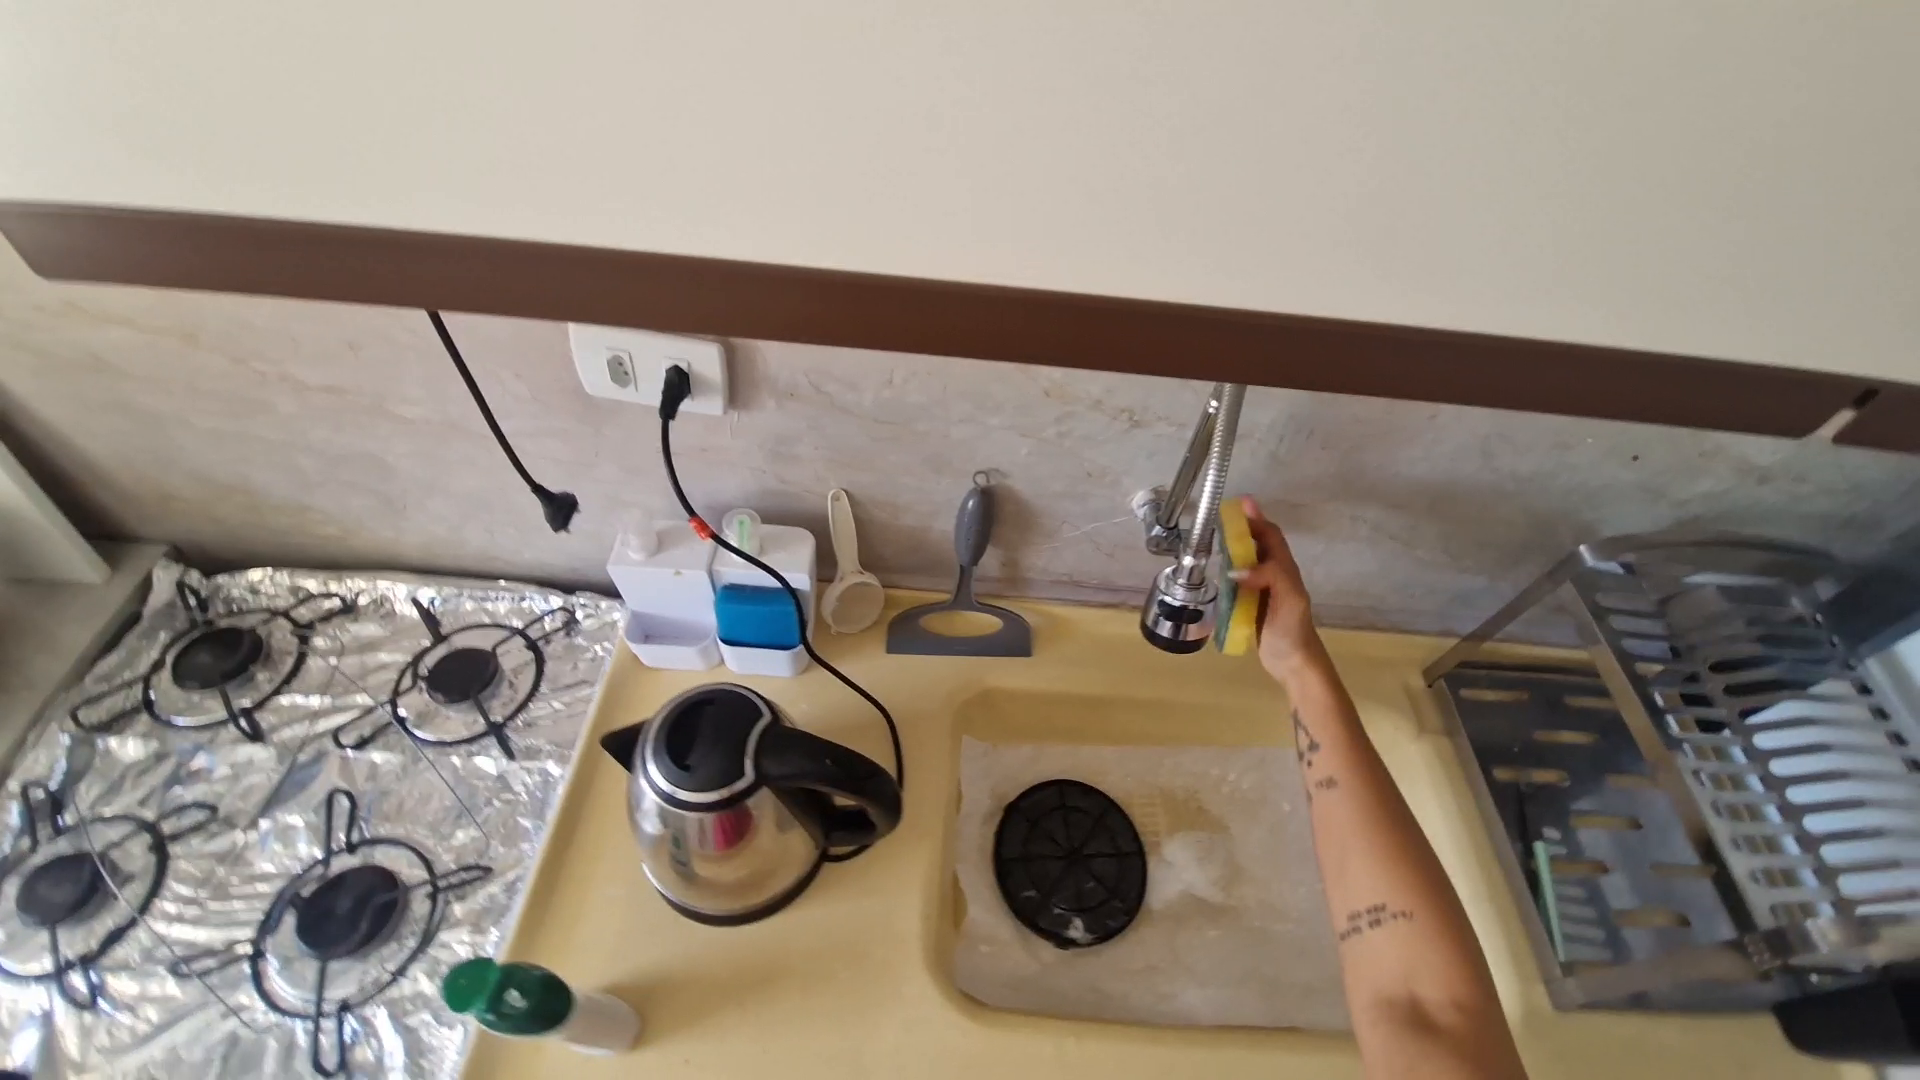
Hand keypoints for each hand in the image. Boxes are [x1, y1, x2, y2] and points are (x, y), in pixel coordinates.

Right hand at [1228, 497, 1319, 678]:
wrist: (1293, 663)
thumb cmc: (1293, 629)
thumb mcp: (1290, 599)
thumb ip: (1269, 577)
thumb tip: (1235, 570)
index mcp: (1284, 569)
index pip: (1270, 536)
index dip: (1256, 519)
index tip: (1240, 503)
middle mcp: (1272, 575)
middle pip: (1257, 544)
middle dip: (1241, 528)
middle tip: (1218, 518)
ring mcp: (1260, 590)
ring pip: (1245, 562)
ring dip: (1231, 548)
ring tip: (1211, 539)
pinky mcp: (1248, 605)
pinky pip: (1236, 582)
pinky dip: (1224, 572)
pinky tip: (1212, 573)